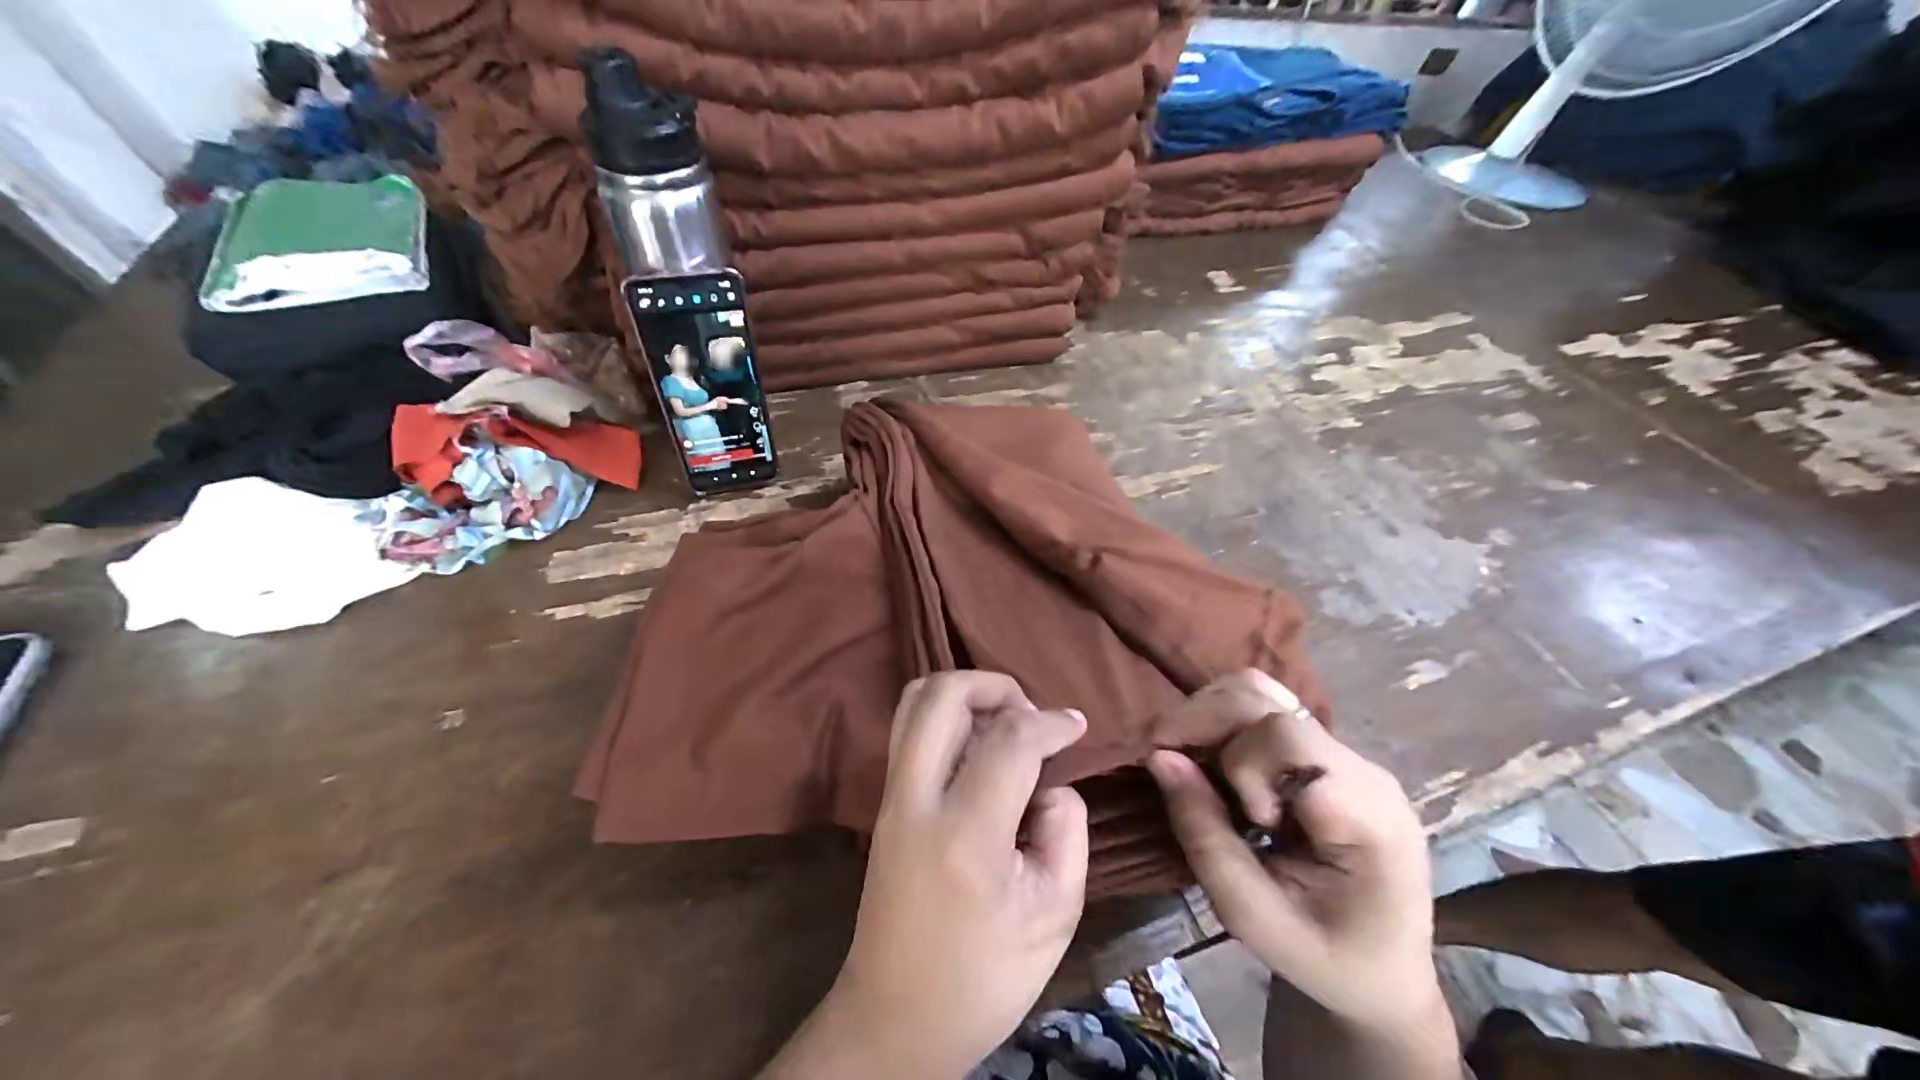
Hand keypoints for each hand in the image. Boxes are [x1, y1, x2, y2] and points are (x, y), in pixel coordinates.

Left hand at [760, 672, 1089, 1079]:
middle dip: (994, 685)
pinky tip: (979, 751)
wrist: (895, 1018)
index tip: (1076, 726)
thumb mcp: (1055, 915)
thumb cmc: (984, 978)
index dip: (1051, 722)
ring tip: (1005, 726)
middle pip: (942, 694)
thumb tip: (1051, 781)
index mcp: (966, 836)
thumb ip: (1066, 831)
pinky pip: (908, 731)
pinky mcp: (882, 804)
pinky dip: (946, 718)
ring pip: (914, 701)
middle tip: (1030, 715)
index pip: (1008, 740)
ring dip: (965, 695)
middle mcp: (916, 801)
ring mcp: (890, 799)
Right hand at [1146, 671, 1446, 1036]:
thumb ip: (1204, 835)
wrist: (1384, 976)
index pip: (1285, 735)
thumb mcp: (1252, 916)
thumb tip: (1158, 757)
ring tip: (1195, 763)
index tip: (1244, 821)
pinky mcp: (1327, 755)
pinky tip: (1215, 765)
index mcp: (1366, 812)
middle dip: (1205, 723)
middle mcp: (1362, 767)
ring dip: (1210, 718)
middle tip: (1174, 765)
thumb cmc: (1324, 958)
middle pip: (1265, 698)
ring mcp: (1347, 755)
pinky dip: (1225, 727)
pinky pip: (1265, 712)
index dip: (1241, 764)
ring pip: (1260, 691)